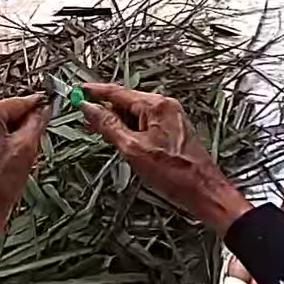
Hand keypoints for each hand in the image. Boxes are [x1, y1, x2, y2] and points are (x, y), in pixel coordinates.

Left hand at [0, 93, 49, 233]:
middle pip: (7, 111)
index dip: (38, 107)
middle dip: (22, 125)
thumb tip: (44, 109)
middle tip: (30, 144)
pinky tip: (2, 162)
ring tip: (14, 158)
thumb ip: (37, 122)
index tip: (49, 106)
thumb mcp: (26, 149)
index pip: (20, 102)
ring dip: (10, 135)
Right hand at [81, 83, 252, 232]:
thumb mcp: (132, 149)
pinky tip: (121, 140)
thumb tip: (89, 109)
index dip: (94, 92)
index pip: (117, 92)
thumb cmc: (175, 174)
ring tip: (101, 133)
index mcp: (156, 105)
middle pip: (126, 102)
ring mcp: (170, 117)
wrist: (204, 192)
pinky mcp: (172, 129)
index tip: (78, 92)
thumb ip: (108, 125)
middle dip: (105, 111)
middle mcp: (165, 106)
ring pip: (135, 113)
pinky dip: (130, 129)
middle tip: (86, 119)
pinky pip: (144, 122)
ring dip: (117, 122)